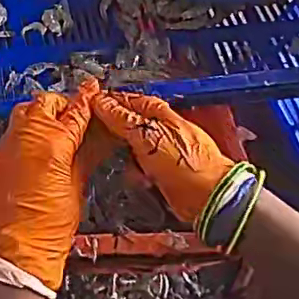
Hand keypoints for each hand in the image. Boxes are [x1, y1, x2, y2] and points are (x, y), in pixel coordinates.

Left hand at [0, 79, 98, 294]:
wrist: (21, 251)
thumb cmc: (50, 226)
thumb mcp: (78, 184)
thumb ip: (86, 151)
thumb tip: (96, 134)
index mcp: (52, 144)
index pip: (75, 111)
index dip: (86, 101)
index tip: (93, 92)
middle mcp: (25, 138)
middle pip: (46, 102)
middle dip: (62, 106)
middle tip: (76, 117)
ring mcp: (8, 146)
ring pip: (26, 111)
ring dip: (43, 116)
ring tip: (58, 132)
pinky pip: (13, 131)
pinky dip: (28, 132)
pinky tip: (40, 147)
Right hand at [90, 90, 233, 223]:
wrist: (208, 197)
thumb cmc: (187, 163)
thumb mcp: (147, 137)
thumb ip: (123, 119)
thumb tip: (102, 103)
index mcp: (158, 112)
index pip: (125, 100)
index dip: (107, 103)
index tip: (89, 109)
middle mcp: (159, 128)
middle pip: (126, 124)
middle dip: (112, 133)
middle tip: (98, 138)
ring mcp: (160, 149)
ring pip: (129, 148)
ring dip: (123, 156)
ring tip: (122, 162)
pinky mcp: (160, 170)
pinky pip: (138, 167)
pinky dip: (135, 173)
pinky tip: (138, 178)